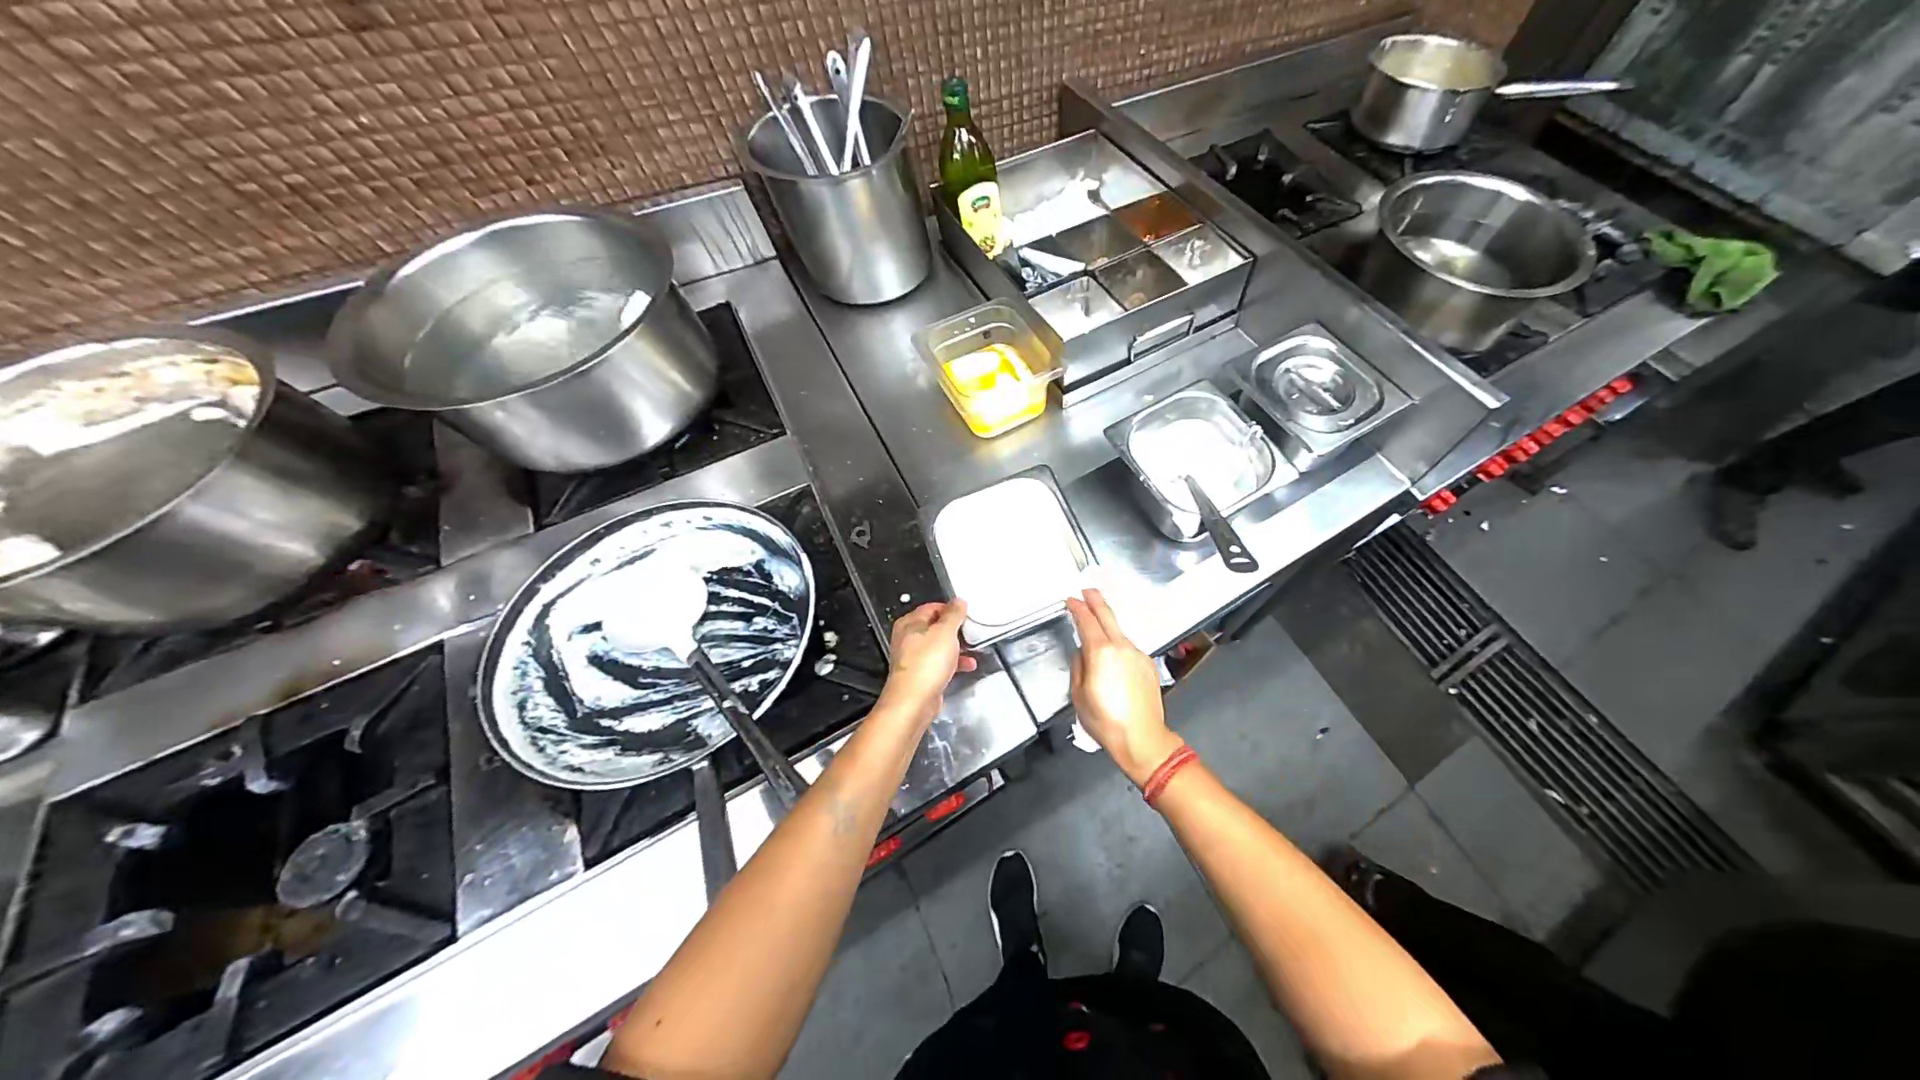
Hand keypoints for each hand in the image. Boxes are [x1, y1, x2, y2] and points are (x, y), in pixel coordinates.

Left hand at [877, 600, 975, 725]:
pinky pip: (939, 663)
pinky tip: (967, 666)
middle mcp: (908, 638)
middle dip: (954, 630)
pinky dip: (953, 663)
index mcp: (910, 623)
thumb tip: (958, 601)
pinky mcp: (920, 675)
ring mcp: (913, 658)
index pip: (931, 607)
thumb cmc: (926, 663)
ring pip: (938, 646)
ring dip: (956, 647)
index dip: (950, 609)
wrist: (914, 701)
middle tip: (970, 631)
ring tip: (972, 649)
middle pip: (935, 627)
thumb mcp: (945, 632)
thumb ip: (953, 615)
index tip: (966, 614)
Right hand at [1066, 589, 1182, 786]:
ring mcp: (1138, 655)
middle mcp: (1122, 647)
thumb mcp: (1079, 693)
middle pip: (1107, 616)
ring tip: (1097, 623)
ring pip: (1120, 632)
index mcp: (1100, 652)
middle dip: (1096, 601)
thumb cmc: (1106, 721)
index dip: (1077, 608)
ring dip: (1108, 624)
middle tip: (1087, 591)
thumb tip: (1082, 653)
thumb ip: (1079, 666)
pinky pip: (1129, 648)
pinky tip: (1112, 654)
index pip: (1087, 621)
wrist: (1142, 738)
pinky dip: (1119, 644)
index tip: (1071, 601)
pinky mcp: (1148, 665)